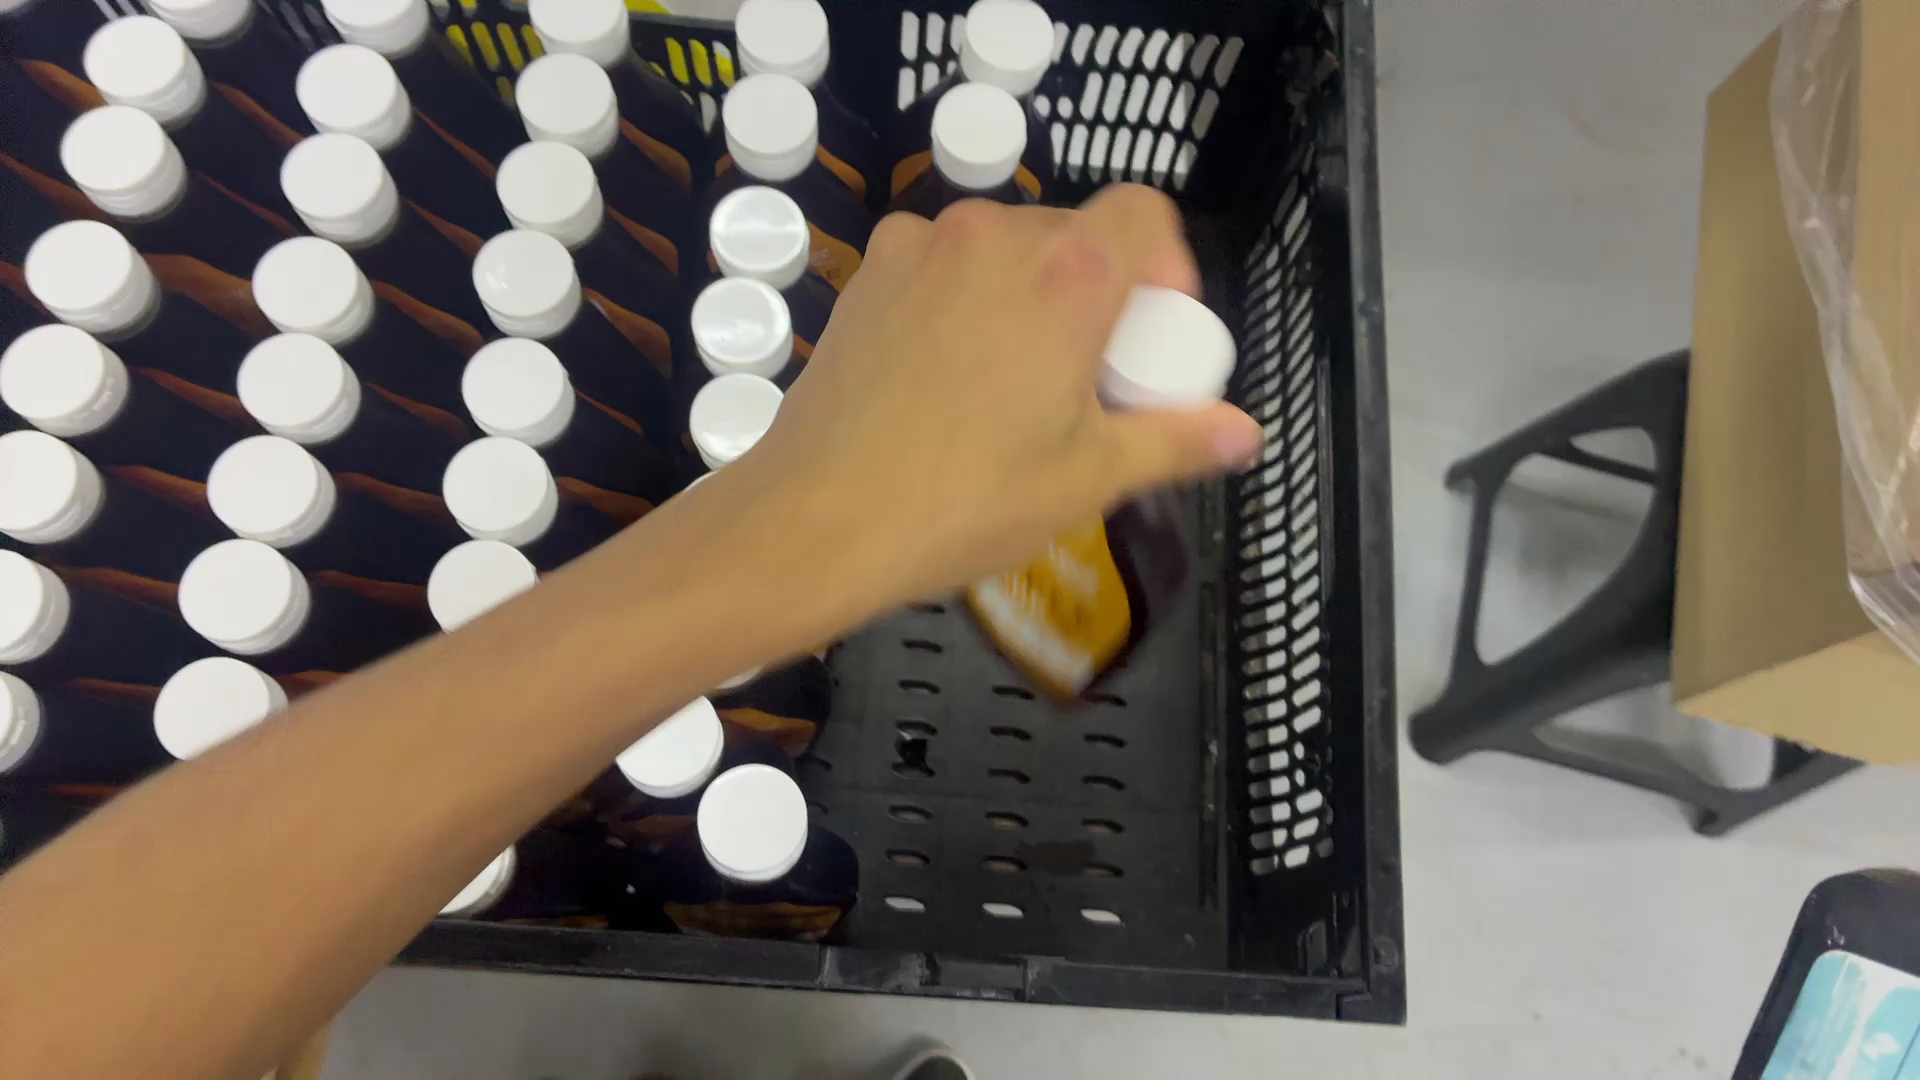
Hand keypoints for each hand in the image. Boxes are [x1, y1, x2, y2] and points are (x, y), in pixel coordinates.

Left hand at [732, 184, 1261, 613]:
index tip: (1147, 339)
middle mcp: (993, 237)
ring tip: (1007, 388)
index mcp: (1067, 275)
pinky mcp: (867, 275)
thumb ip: (1177, 443)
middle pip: (1074, 238)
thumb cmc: (966, 502)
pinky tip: (942, 378)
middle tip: (1080, 384)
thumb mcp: (1088, 480)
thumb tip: (1246, 434)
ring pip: (1004, 254)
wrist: (817, 521)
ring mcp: (918, 248)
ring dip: (1027, 302)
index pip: (1147, 214)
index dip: (1166, 268)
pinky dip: (963, 304)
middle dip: (1095, 300)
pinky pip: (941, 269)